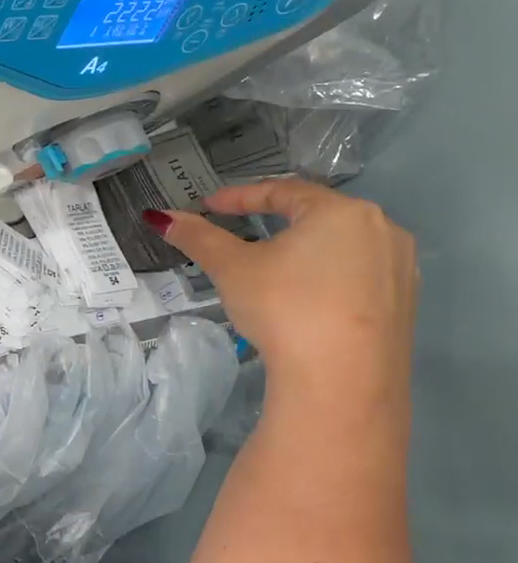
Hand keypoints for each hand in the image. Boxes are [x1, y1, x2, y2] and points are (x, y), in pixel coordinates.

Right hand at [147, 180, 416, 392]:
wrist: (343, 372)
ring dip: (301, 245)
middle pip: (316, 214)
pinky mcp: (404, 297)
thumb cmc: (284, 305)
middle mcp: (381, 228)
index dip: (239, 196)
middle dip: (272, 218)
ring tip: (267, 263)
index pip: (283, 190)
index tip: (208, 206)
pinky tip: (302, 293)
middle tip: (236, 230)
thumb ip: (197, 237)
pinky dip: (324, 271)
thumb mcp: (230, 268)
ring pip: (339, 243)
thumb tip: (159, 217)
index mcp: (340, 212)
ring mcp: (400, 264)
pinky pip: (356, 270)